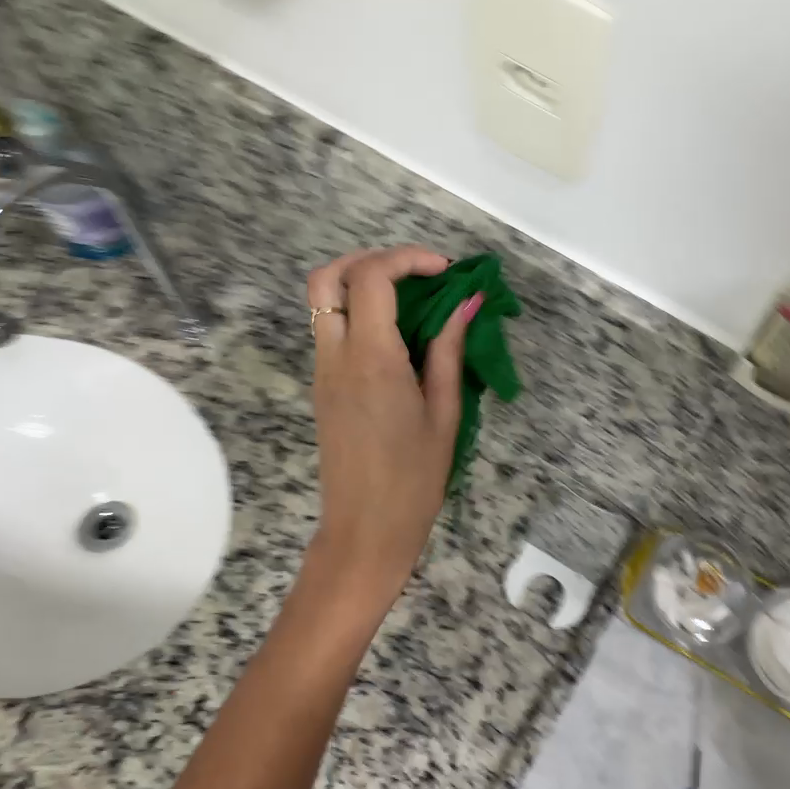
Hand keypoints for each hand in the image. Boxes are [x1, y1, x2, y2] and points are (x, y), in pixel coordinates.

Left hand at [307, 246, 480, 601]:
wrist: (365, 529)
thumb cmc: (415, 477)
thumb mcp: (445, 411)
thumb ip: (450, 348)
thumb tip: (467, 301)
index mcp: (372, 359)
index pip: (372, 278)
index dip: (408, 259)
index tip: (445, 271)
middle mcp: (336, 355)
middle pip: (328, 276)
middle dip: (372, 258)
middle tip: (416, 274)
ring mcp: (322, 370)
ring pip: (322, 300)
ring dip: (362, 283)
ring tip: (411, 299)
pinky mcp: (322, 385)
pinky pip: (330, 328)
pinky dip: (359, 312)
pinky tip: (399, 333)